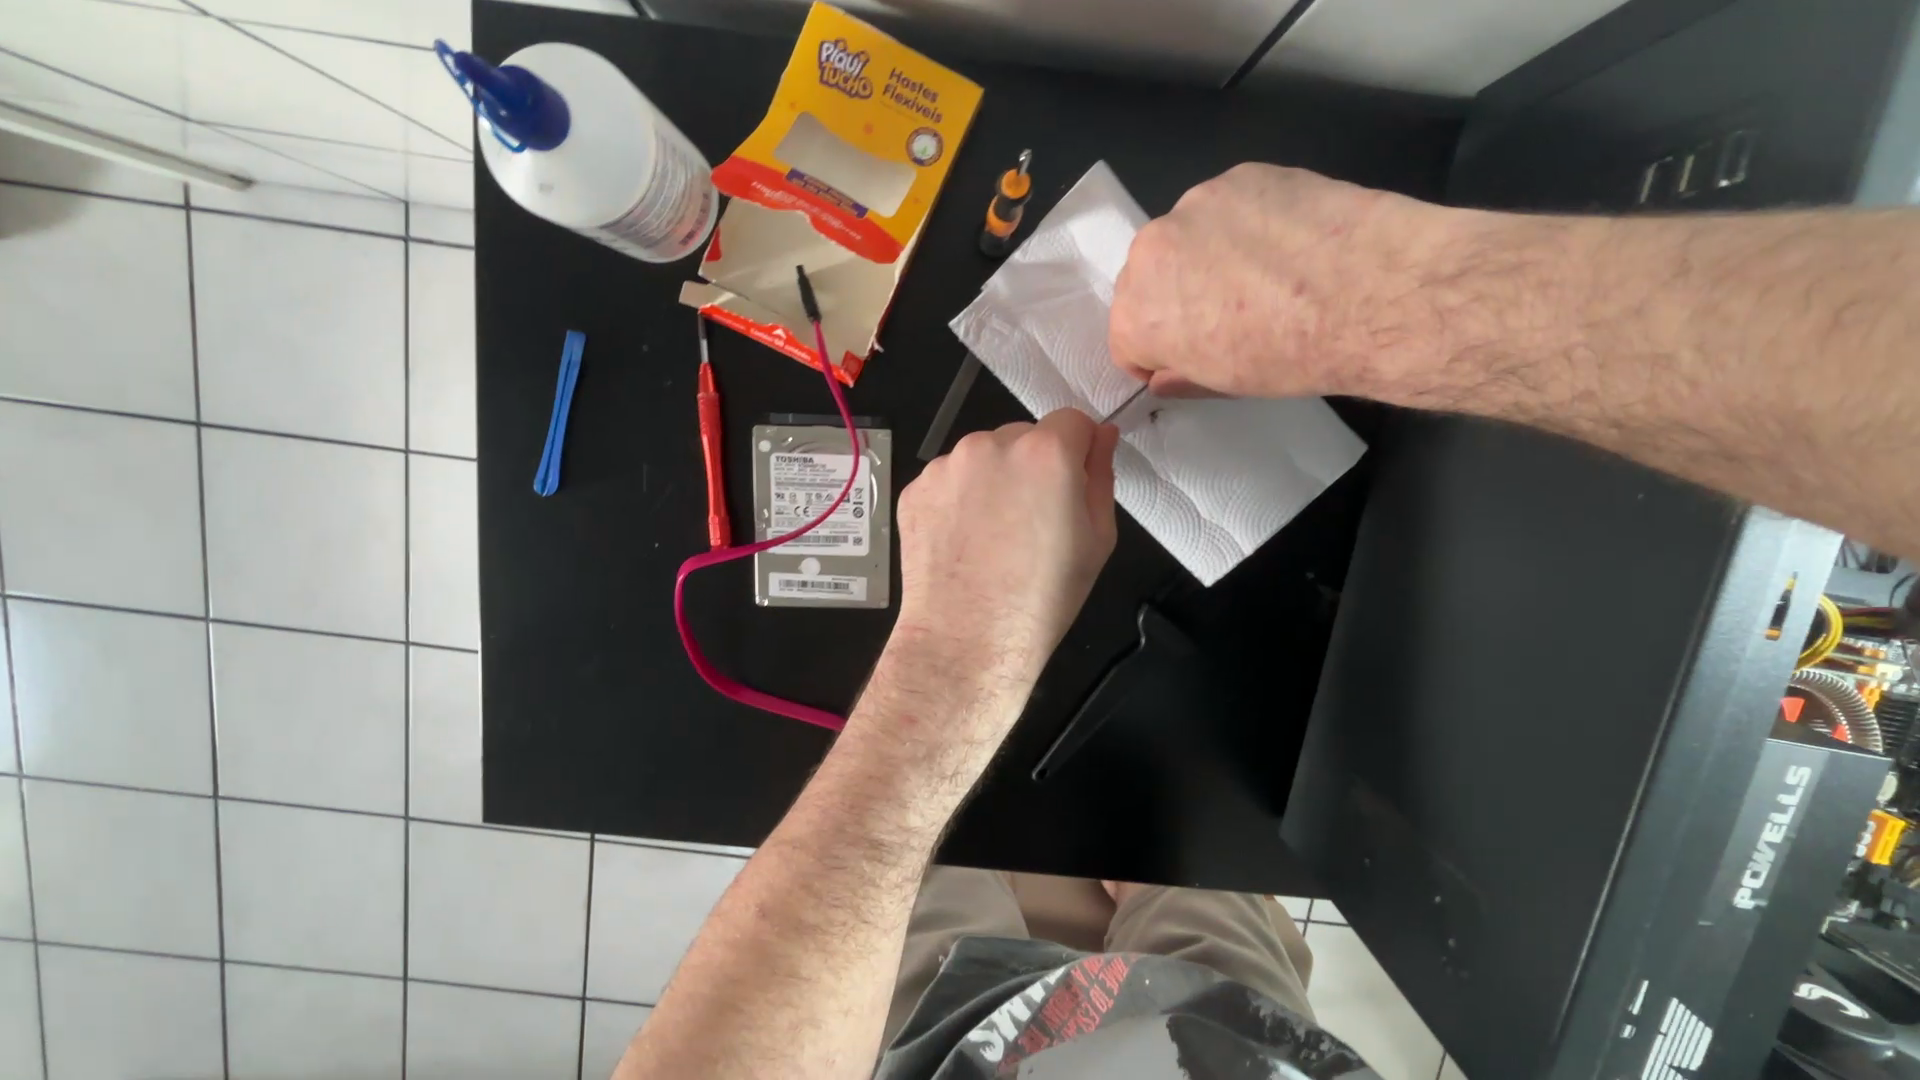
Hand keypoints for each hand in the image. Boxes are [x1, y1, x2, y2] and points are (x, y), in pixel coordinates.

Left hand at [894, 409, 1118, 688]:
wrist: (968, 638)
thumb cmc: (1042, 597)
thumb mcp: (1097, 538)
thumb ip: (1101, 475)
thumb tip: (1102, 437)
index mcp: (1046, 452)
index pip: (1072, 421)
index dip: (1078, 449)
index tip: (1073, 483)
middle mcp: (991, 445)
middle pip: (1023, 436)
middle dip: (1032, 465)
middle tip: (1031, 520)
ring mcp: (946, 466)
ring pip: (982, 457)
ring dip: (992, 480)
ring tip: (993, 535)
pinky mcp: (915, 489)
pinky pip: (948, 481)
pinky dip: (957, 500)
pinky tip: (963, 541)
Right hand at [1109, 163, 1459, 402]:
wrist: (1373, 295)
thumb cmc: (1290, 355)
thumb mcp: (1225, 383)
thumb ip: (1181, 374)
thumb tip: (1166, 373)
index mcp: (1137, 313)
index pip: (1126, 337)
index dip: (1155, 353)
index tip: (1186, 358)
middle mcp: (1151, 251)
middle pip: (1148, 279)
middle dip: (1174, 298)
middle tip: (1226, 316)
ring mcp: (1197, 205)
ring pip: (1187, 237)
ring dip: (1207, 256)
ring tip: (1262, 275)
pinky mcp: (1241, 175)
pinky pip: (1227, 207)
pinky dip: (1245, 224)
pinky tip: (1286, 244)